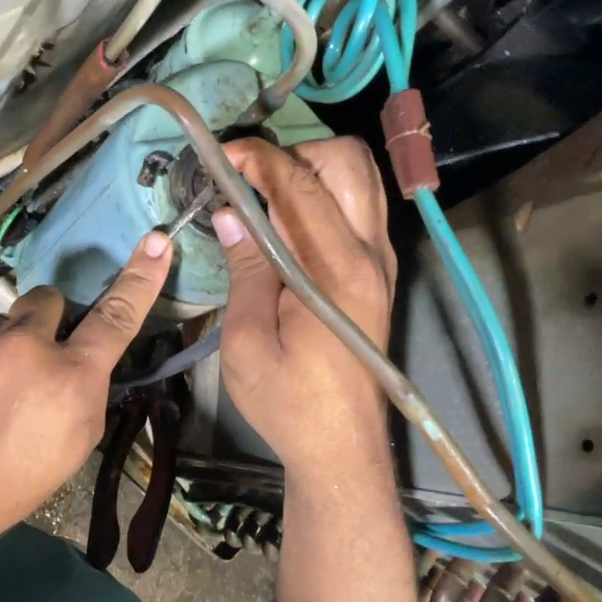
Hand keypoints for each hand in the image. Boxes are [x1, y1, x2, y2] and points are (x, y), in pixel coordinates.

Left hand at [0, 233, 173, 546]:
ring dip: (9, 344)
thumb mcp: (74, 445)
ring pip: (7, 322)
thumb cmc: (11, 484)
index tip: (156, 242)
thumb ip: (85, 393)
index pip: (115, 319)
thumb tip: (80, 364)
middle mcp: (28, 346)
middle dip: (49, 321)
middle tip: (35, 360)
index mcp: (71, 379)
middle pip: (50, 299)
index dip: (140, 280)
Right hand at [212, 137, 395, 470]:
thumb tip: (230, 214)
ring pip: (361, 179)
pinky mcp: (379, 275)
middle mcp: (370, 255)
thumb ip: (245, 271)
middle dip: (293, 154)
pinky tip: (288, 223)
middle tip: (247, 180)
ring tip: (266, 196)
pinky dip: (326, 195)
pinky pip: (361, 208)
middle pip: (347, 162)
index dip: (257, 159)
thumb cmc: (287, 402)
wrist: (340, 446)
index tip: (219, 155)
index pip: (300, 186)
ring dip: (313, 170)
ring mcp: (381, 263)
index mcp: (334, 271)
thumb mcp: (248, 342)